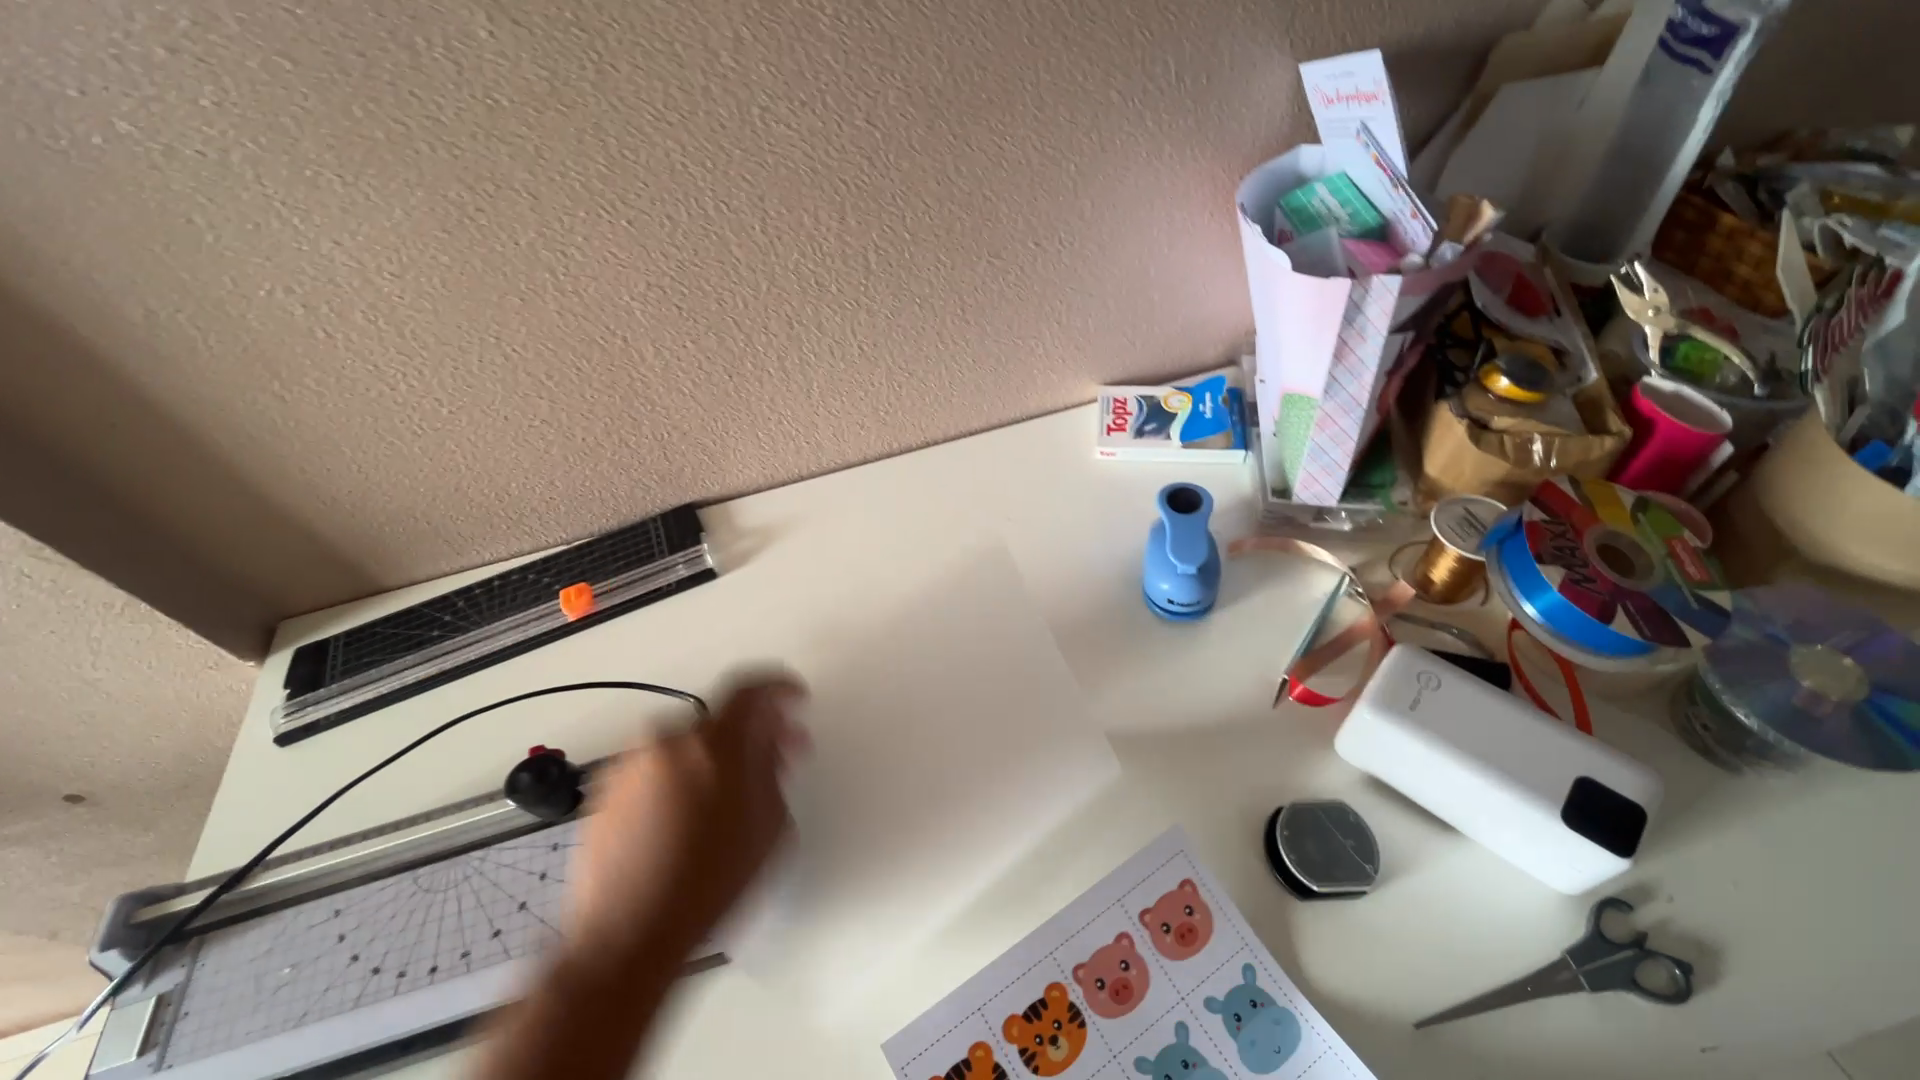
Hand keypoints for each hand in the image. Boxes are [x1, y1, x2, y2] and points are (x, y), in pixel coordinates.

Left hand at [567, 674, 808, 960]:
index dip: (781, 689)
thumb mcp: (767, 826)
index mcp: (710, 742)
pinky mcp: (606, 793)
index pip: (753, 690)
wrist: (627, 935)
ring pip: (685, 746)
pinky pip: (656, 771)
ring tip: (735, 799)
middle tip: (777, 757)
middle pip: (719, 720)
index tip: (795, 699)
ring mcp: (629, 766)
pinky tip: (696, 819)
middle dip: (751, 734)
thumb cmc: (704, 885)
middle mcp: (665, 741)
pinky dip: (681, 780)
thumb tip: (773, 746)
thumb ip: (774, 769)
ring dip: (715, 760)